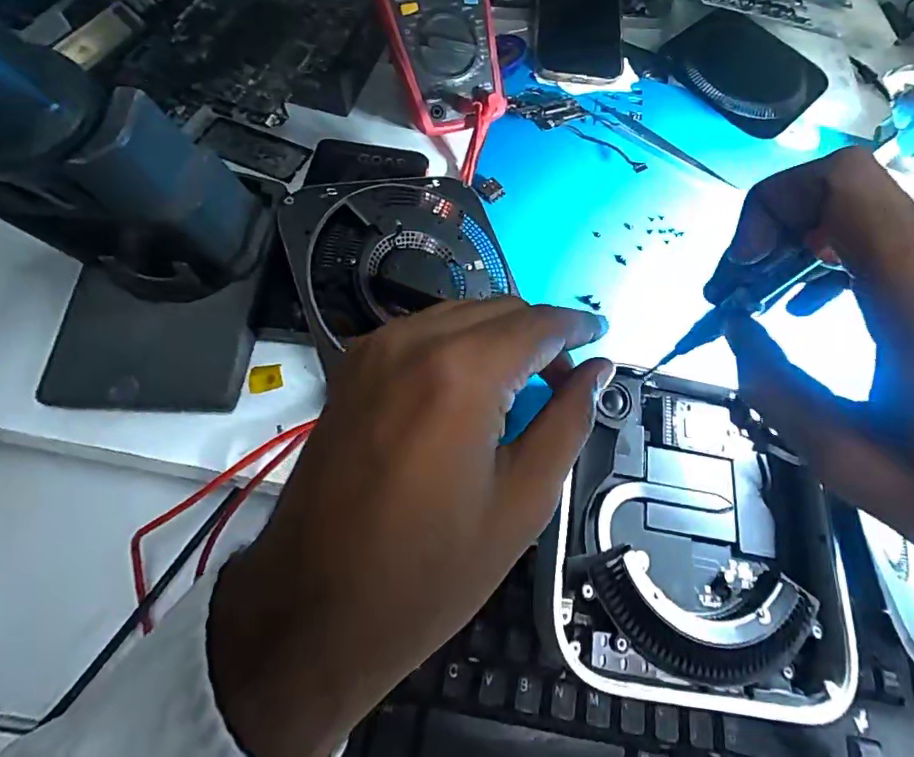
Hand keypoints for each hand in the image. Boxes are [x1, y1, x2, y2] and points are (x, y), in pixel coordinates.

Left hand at [209, 298, 614, 756]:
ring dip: (496, 336)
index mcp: (460, 372)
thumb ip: (567, 422)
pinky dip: (454, 344)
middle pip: (497, 309)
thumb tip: (596, 371)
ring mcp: (373, 349)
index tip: (599, 338)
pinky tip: (464, 388)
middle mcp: (412, 341)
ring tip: (516, 387)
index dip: (575, 326)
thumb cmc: (430, 569)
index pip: (536, 322)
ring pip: (457, 313)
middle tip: (561, 382)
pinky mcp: (350, 366)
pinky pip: (418, 332)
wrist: (315, 604)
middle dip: (538, 334)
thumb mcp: (522, 501)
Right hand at [724, 149, 913, 756]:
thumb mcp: (861, 470)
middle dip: (779, 241)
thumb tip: (737, 333)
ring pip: (883, 235)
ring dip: (817, 262)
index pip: (845, 179)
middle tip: (742, 299)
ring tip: (783, 316)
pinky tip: (849, 327)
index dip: (775, 199)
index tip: (744, 265)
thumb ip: (779, 391)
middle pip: (852, 204)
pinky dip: (863, 278)